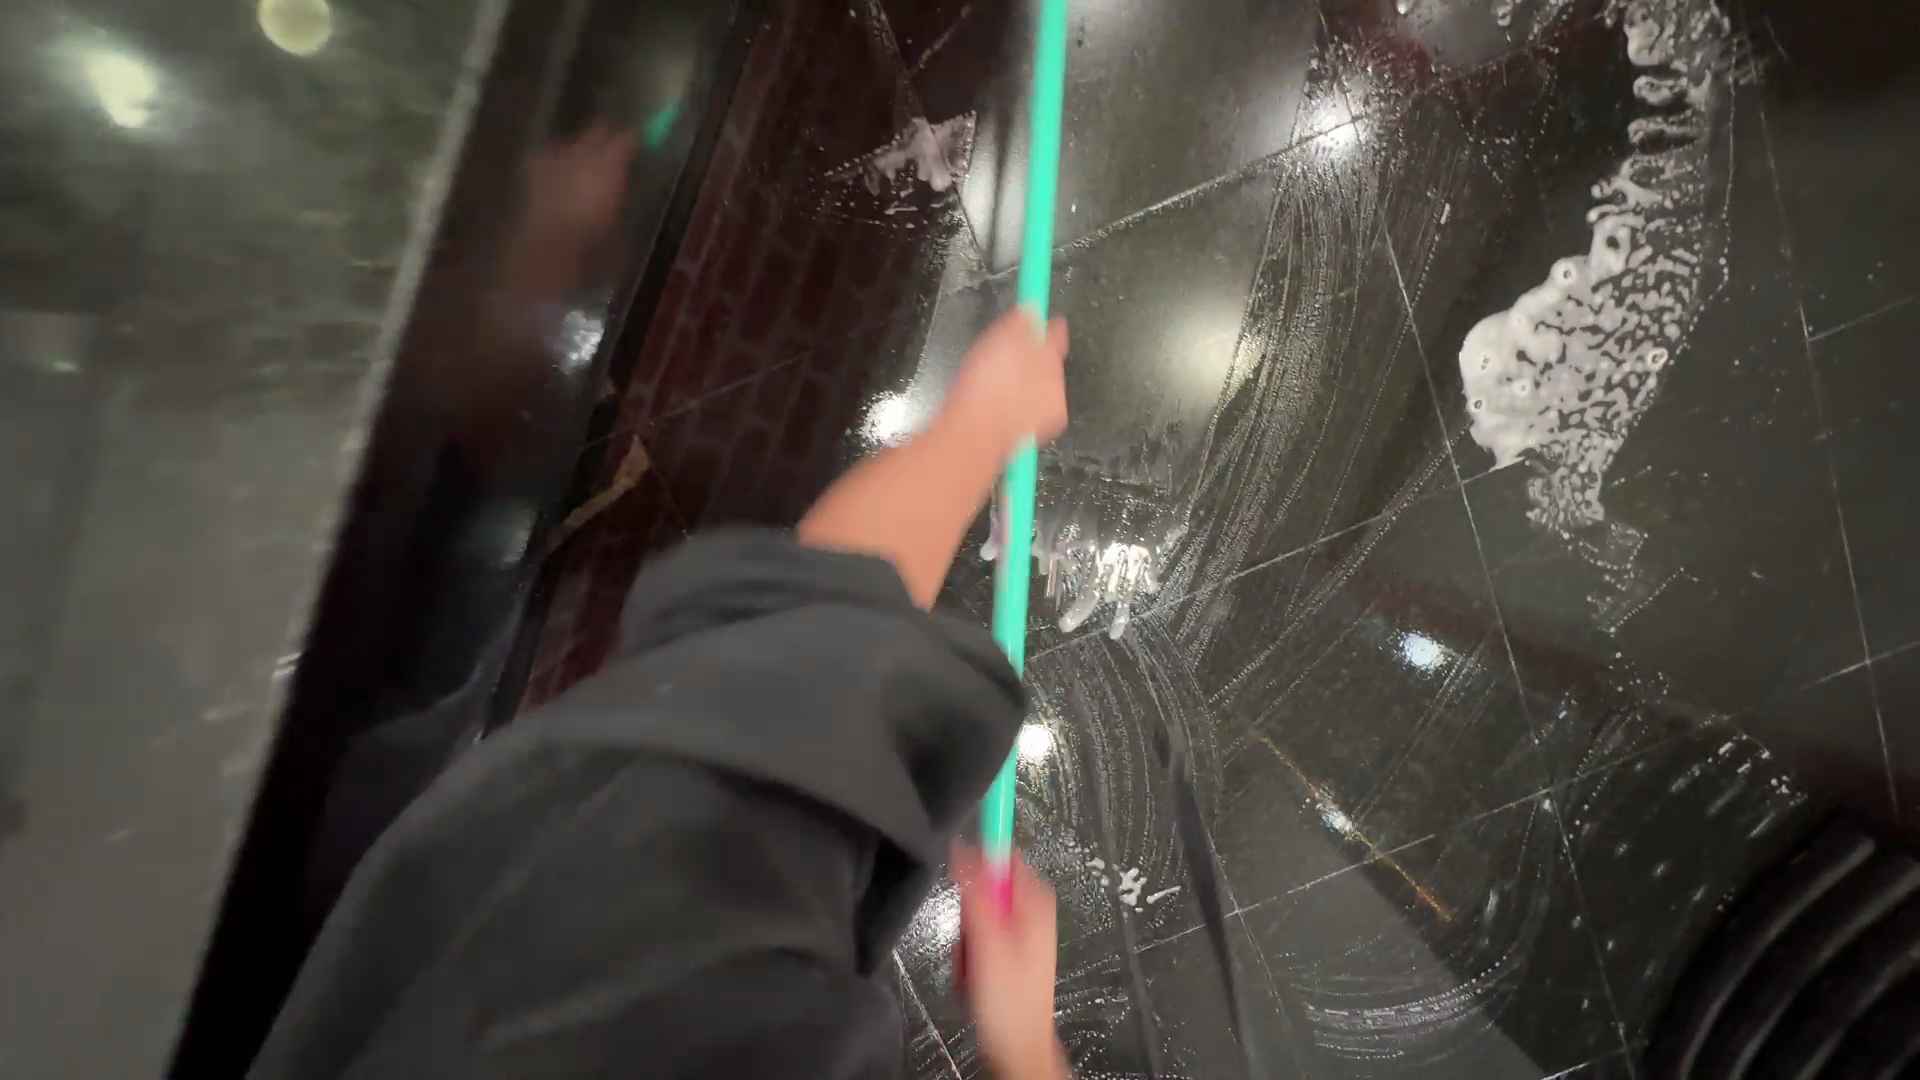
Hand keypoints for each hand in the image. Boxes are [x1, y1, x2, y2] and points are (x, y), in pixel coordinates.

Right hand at [939, 310, 1069, 458]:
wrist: (976, 433)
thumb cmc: (983, 387)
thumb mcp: (998, 340)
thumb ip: (1020, 321)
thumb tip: (1033, 309)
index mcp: (1049, 356)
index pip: (1057, 333)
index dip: (1046, 326)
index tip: (1035, 322)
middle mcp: (1056, 383)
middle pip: (1049, 363)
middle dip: (1032, 360)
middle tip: (1006, 360)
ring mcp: (1050, 410)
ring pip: (1040, 389)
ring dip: (1025, 386)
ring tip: (997, 387)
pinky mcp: (1037, 432)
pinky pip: (1032, 413)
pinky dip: (1020, 409)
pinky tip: (1001, 408)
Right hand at [953, 843, 1071, 1079]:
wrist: (1018, 1049)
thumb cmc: (1011, 1002)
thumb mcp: (987, 940)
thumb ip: (975, 890)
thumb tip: (964, 846)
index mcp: (1035, 897)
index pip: (1000, 853)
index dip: (975, 865)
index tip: (962, 889)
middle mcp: (1031, 908)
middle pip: (984, 886)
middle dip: (968, 914)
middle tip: (971, 942)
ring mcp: (1021, 929)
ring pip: (978, 912)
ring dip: (967, 939)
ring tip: (974, 965)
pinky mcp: (1010, 948)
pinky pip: (979, 935)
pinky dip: (971, 953)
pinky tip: (976, 975)